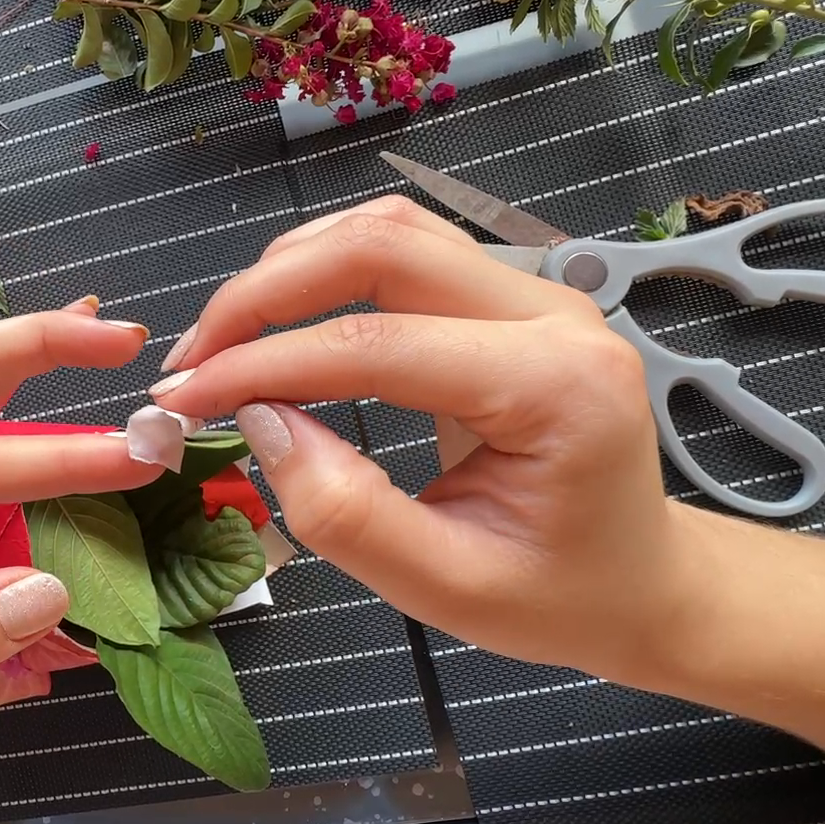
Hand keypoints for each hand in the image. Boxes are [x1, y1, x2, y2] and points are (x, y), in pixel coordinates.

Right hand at [149, 197, 693, 681]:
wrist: (641, 578)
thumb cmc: (556, 595)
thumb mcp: (444, 586)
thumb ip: (342, 511)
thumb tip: (258, 419)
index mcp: (552, 387)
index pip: (371, 345)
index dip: (259, 364)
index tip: (183, 397)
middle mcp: (547, 311)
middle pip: (376, 246)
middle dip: (260, 295)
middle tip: (193, 357)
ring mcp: (526, 290)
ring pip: (381, 228)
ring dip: (283, 271)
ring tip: (224, 337)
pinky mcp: (498, 293)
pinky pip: (394, 244)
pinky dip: (316, 267)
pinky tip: (277, 313)